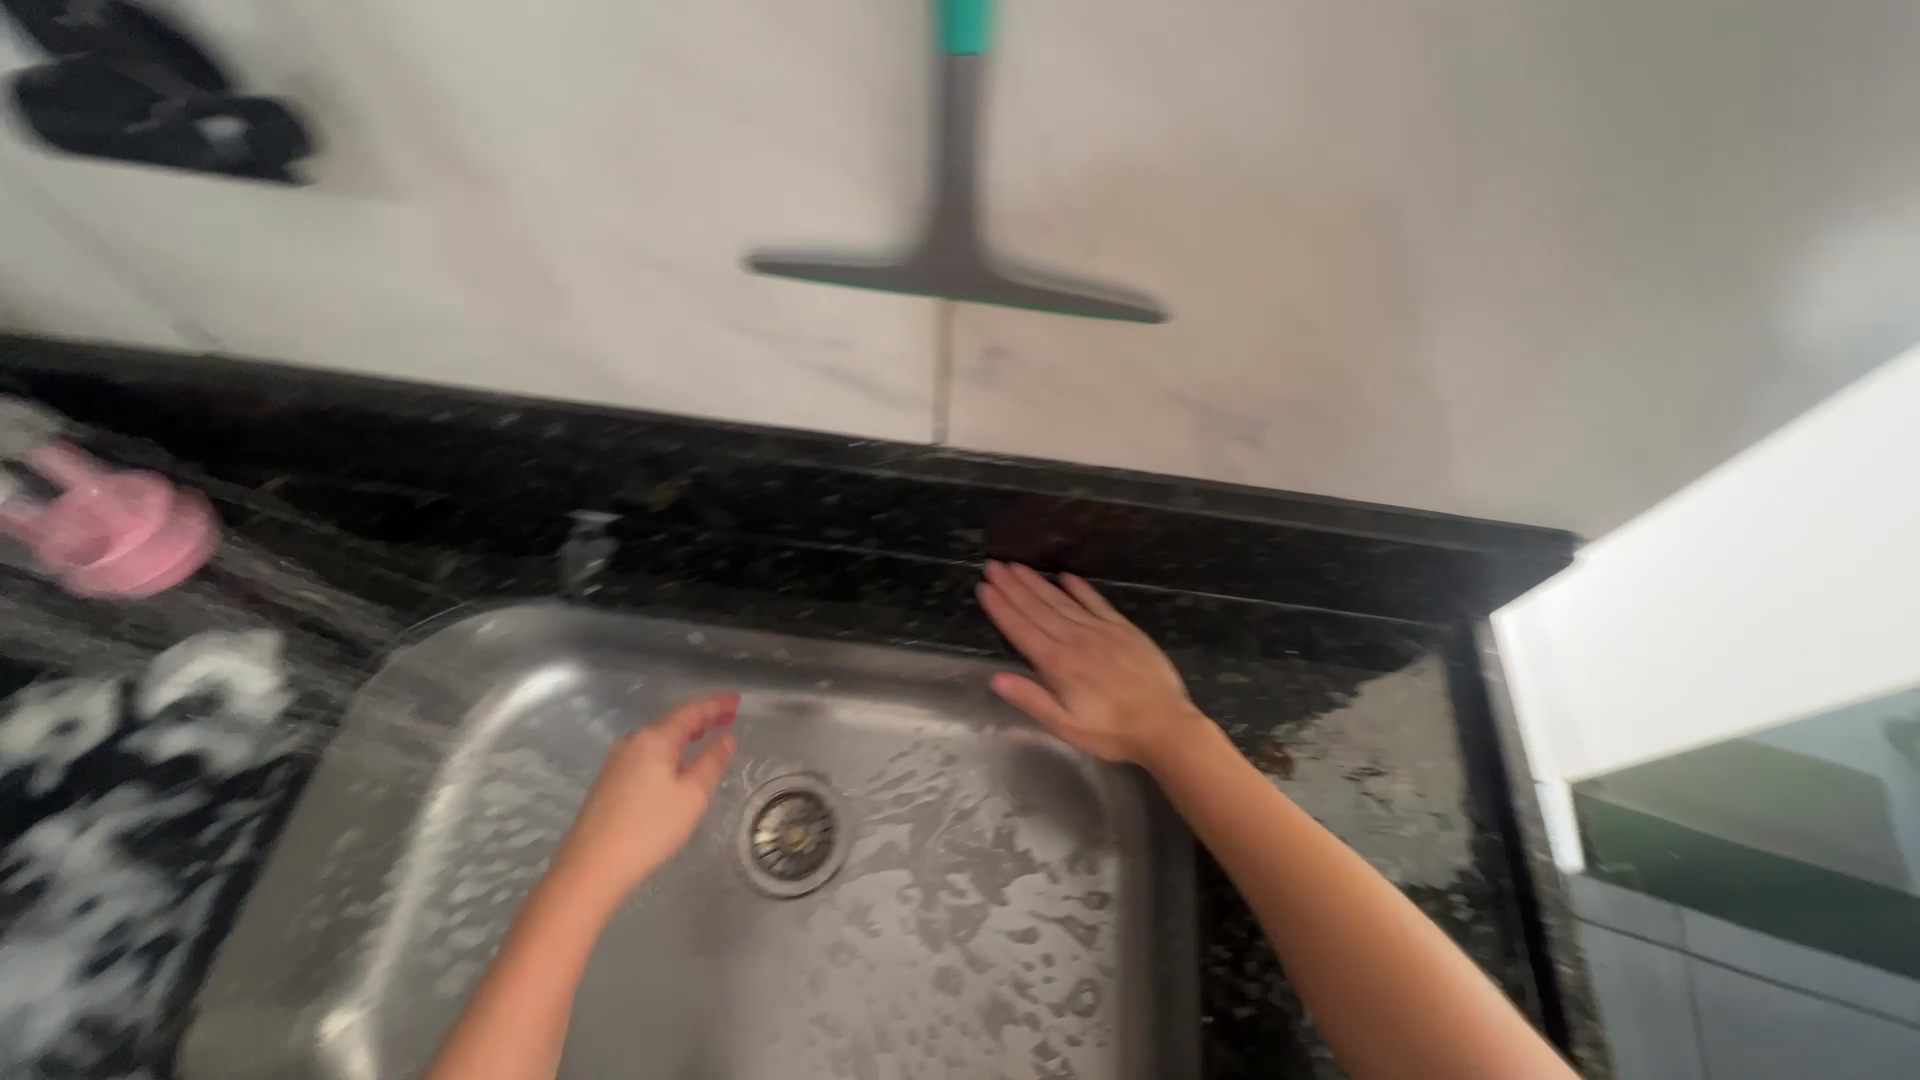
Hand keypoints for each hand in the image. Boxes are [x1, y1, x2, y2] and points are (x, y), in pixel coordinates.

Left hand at [549, 692, 738, 900]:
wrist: (592, 866)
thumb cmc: (649, 827)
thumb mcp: (692, 795)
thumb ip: (712, 762)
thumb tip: (726, 738)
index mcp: (654, 739)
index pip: (691, 710)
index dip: (716, 703)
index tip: (737, 699)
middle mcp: (632, 742)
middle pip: (673, 719)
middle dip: (702, 716)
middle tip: (730, 715)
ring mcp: (617, 760)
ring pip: (658, 737)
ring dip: (685, 732)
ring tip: (707, 734)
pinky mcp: (609, 779)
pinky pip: (646, 752)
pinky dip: (669, 748)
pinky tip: (676, 762)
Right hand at [975, 561, 1205, 765]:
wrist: (1165, 724)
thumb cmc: (1111, 732)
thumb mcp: (1065, 725)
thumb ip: (1030, 698)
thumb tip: (996, 678)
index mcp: (1057, 664)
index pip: (1020, 629)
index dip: (1000, 608)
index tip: (983, 587)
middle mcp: (1074, 639)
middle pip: (1037, 608)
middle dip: (1012, 586)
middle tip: (993, 565)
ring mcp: (1100, 630)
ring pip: (1061, 600)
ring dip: (1037, 582)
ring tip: (1017, 565)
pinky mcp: (1123, 628)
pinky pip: (1096, 602)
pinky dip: (1080, 588)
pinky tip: (1065, 575)